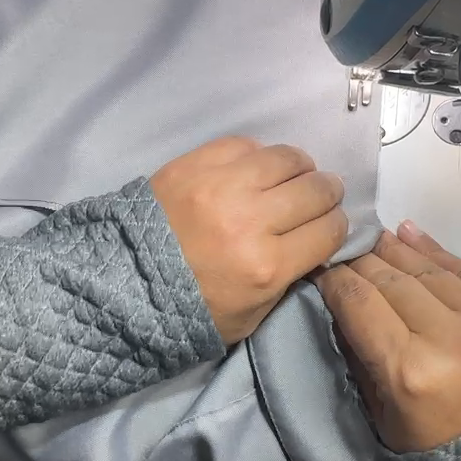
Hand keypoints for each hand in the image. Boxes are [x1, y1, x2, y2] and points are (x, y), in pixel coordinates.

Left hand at [151, 137, 348, 343]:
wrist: (125, 281)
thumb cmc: (191, 306)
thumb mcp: (251, 315)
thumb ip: (288, 277)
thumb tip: (315, 241)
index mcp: (266, 266)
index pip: (330, 230)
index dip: (335, 226)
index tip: (327, 226)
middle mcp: (249, 221)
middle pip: (315, 190)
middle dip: (325, 194)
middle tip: (317, 197)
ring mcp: (220, 186)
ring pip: (286, 158)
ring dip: (298, 168)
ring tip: (290, 177)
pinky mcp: (193, 165)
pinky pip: (244, 144)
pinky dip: (256, 156)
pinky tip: (253, 169)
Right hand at [315, 221, 460, 451]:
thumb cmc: (439, 446)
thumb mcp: (382, 415)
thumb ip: (360, 357)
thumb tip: (339, 304)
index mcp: (408, 371)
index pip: (358, 303)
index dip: (333, 277)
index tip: (318, 263)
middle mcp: (448, 340)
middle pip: (390, 281)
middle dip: (360, 259)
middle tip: (341, 244)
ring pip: (427, 271)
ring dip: (394, 249)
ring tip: (371, 233)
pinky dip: (435, 251)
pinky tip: (409, 233)